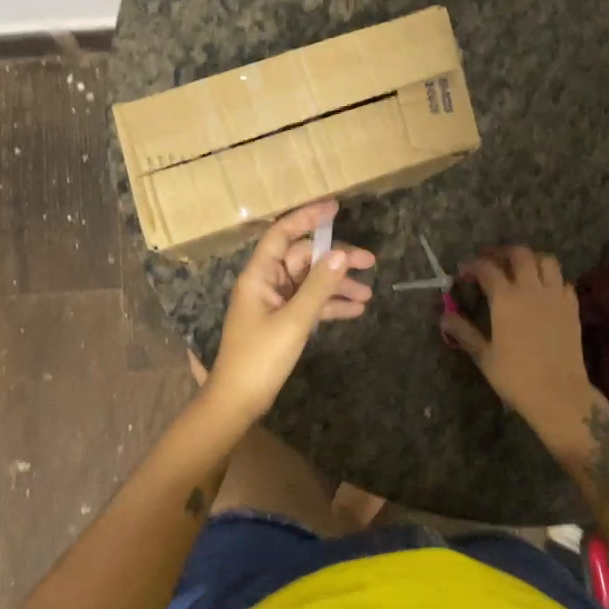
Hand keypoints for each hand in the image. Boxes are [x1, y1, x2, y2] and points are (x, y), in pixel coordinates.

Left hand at [205, 200, 375, 421]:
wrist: (239, 400)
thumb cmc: (260, 357)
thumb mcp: (294, 321)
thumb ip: (319, 286)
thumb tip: (341, 254)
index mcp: (259, 275)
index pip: (282, 234)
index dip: (307, 218)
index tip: (335, 208)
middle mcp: (266, 283)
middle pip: (303, 259)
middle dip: (335, 259)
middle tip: (369, 263)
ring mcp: (274, 303)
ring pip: (310, 283)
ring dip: (337, 285)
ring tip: (368, 294)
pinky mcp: (282, 322)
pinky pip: (309, 304)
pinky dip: (330, 305)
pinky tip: (355, 310)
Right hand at [442, 246, 598, 439]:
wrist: (559, 393)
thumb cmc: (516, 376)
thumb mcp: (484, 356)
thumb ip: (464, 332)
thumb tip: (444, 318)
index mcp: (506, 299)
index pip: (487, 269)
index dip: (472, 266)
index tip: (462, 273)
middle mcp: (531, 289)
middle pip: (519, 254)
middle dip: (502, 252)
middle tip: (489, 259)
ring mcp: (555, 296)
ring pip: (546, 261)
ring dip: (531, 259)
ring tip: (519, 268)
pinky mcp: (572, 307)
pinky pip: (562, 281)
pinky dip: (550, 279)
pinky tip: (543, 291)